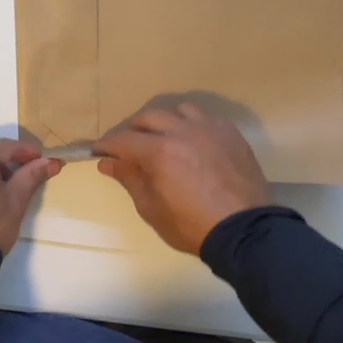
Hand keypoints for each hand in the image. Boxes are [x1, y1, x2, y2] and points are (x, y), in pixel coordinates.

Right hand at [91, 104, 270, 253]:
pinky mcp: (230, 134)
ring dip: (164, 122)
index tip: (98, 151)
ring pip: (179, 111)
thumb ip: (129, 179)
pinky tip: (191, 143)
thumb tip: (107, 163)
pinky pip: (205, 118)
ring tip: (162, 139)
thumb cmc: (191, 225)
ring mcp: (210, 129)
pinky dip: (191, 125)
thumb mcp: (151, 208)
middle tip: (127, 146)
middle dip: (132, 129)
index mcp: (159, 152)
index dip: (106, 145)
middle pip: (148, 117)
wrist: (244, 231)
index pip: (123, 140)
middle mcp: (183, 132)